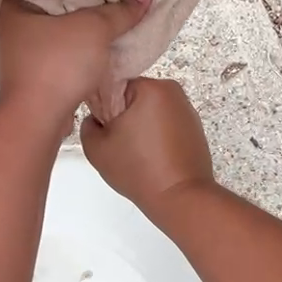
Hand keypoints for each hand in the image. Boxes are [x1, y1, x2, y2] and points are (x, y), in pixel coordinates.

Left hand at [0, 0, 152, 129]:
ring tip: (110, 14)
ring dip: (82, 29)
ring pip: (59, 33)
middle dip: (83, 2)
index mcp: (16, 7)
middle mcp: (13, 28)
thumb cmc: (57, 65)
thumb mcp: (94, 29)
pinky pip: (62, 55)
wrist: (36, 120)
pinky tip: (100, 45)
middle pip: (55, 6)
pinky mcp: (35, 77)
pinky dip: (79, 50)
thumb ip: (120, 11)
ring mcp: (22, 56)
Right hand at [79, 77, 214, 212]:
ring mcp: (186, 109)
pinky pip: (165, 123)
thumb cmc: (139, 170)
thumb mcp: (96, 148)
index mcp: (150, 88)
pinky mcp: (194, 127)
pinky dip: (155, 135)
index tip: (104, 127)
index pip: (114, 84)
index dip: (103, 106)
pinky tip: (151, 156)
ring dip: (140, 126)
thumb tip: (96, 120)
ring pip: (149, 110)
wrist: (180, 197)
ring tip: (135, 152)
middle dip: (123, 115)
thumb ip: (87, 124)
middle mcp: (172, 91)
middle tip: (118, 143)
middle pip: (133, 96)